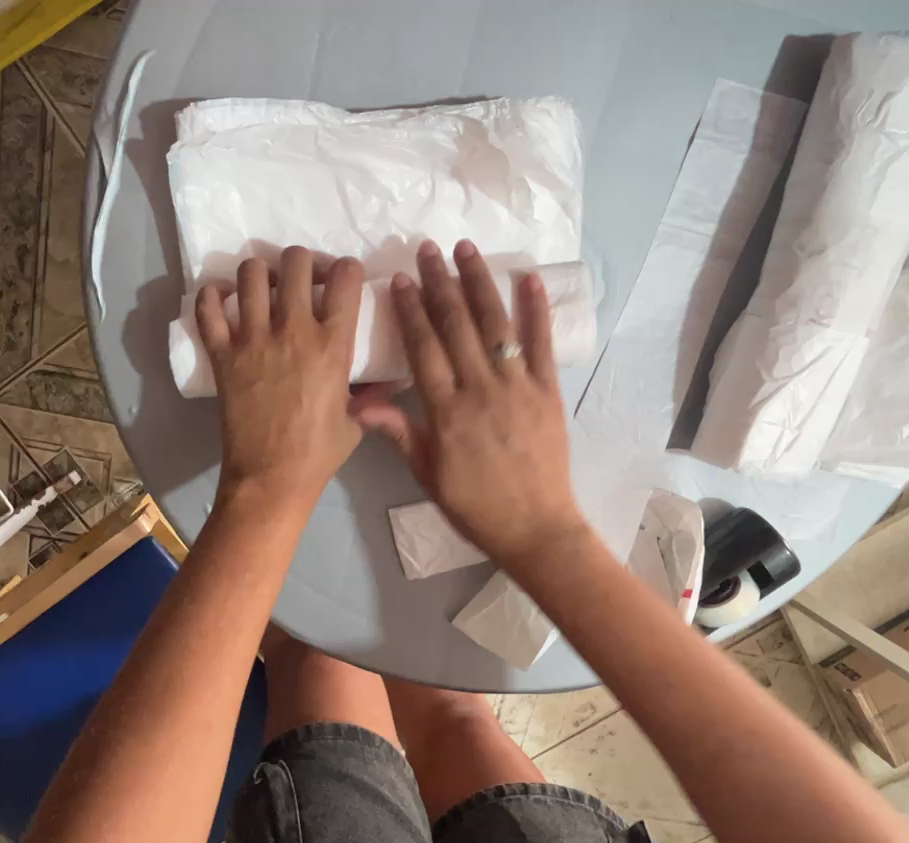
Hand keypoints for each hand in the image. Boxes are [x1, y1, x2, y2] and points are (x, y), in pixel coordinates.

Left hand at [197, 246, 374, 512]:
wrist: (271, 478)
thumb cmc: (318, 454)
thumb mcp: (356, 422)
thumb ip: (371, 394)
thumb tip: (388, 382)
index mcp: (333, 344)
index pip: (344, 278)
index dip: (346, 269)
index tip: (342, 280)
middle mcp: (293, 331)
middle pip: (296, 263)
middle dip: (303, 263)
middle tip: (302, 281)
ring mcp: (253, 340)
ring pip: (251, 274)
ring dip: (260, 273)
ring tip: (264, 287)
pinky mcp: (222, 355)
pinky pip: (208, 308)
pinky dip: (212, 295)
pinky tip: (223, 299)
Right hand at [352, 240, 589, 569]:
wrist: (533, 527)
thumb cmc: (473, 505)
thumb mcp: (426, 474)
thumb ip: (398, 432)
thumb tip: (360, 404)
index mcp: (445, 410)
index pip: (423, 348)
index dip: (411, 311)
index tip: (401, 280)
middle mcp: (480, 388)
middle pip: (457, 325)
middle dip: (441, 282)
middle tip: (428, 248)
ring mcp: (518, 386)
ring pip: (496, 324)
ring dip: (480, 283)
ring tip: (467, 249)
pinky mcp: (548, 391)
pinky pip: (542, 343)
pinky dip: (536, 310)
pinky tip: (529, 278)